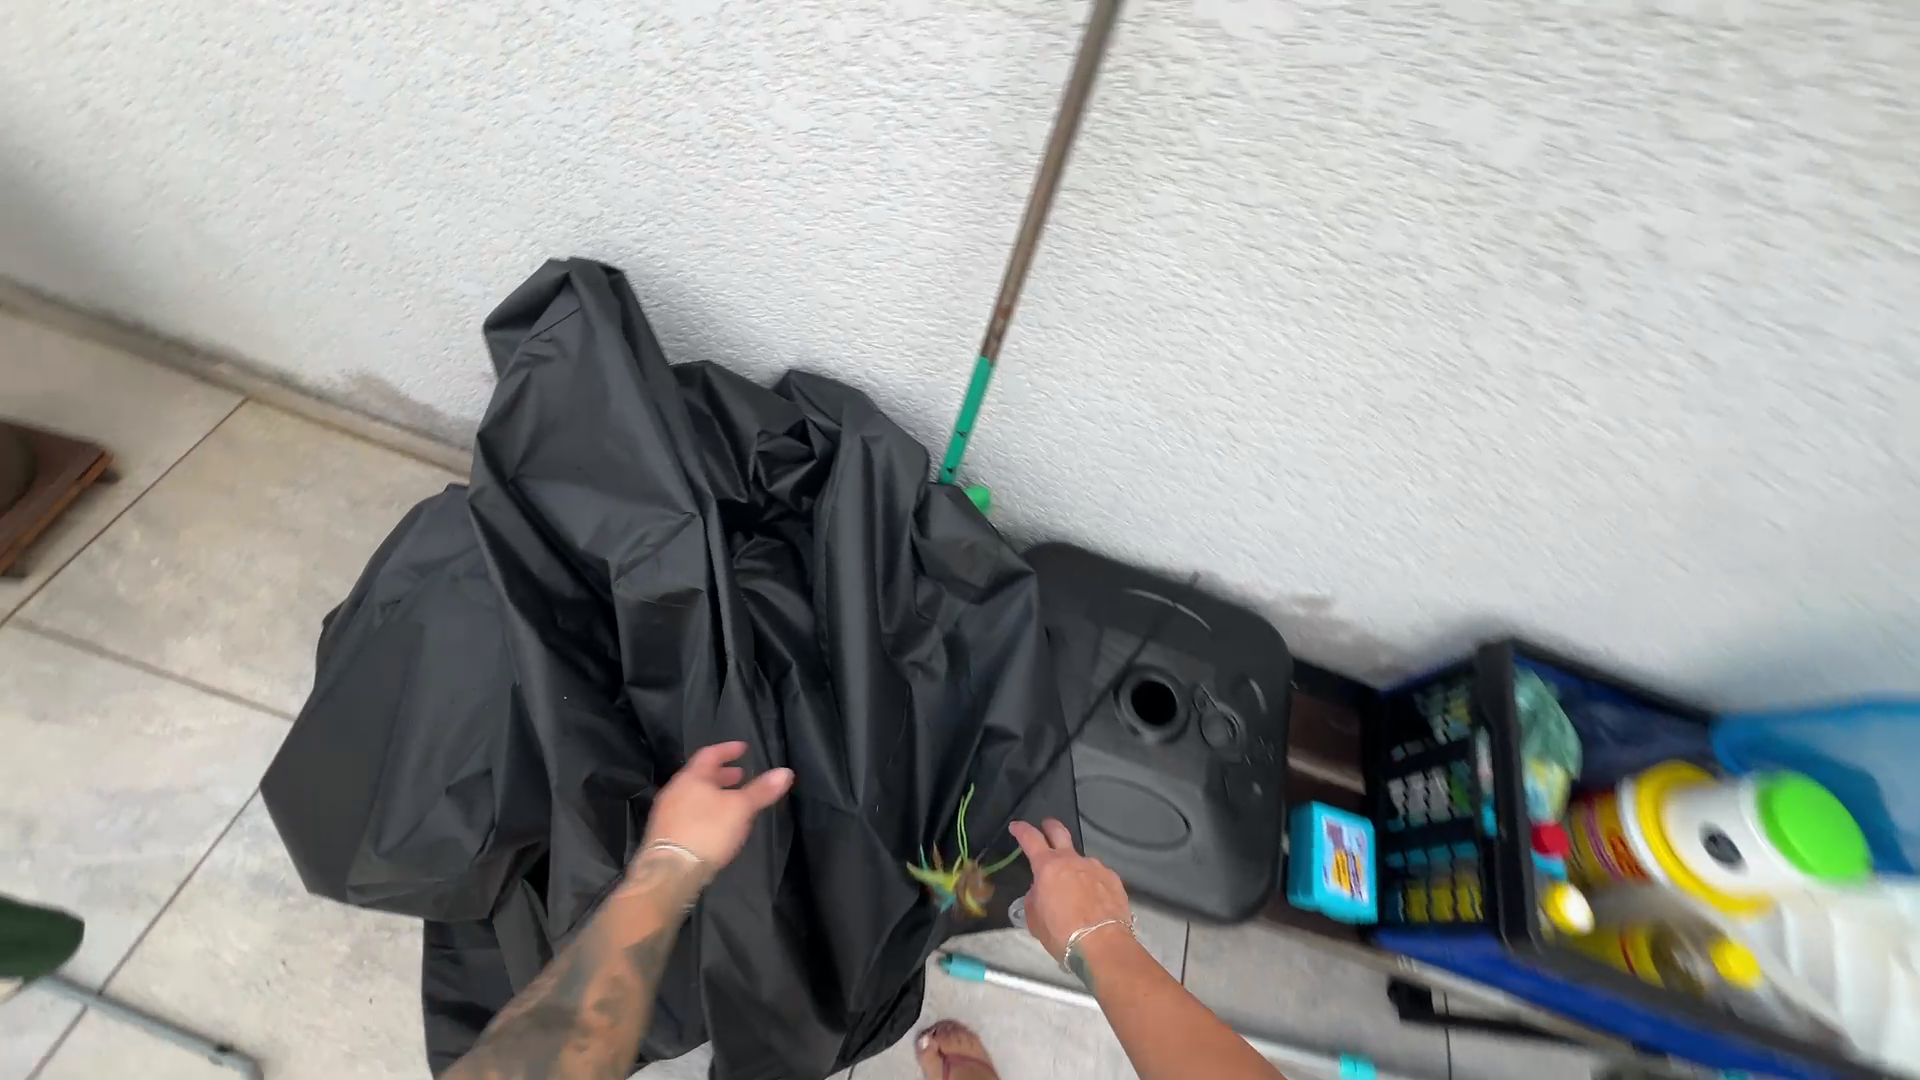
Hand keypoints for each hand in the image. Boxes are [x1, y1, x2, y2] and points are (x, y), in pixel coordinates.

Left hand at [639, 741, 793, 875]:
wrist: (669, 874)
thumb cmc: (706, 831)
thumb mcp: (741, 808)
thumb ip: (762, 790)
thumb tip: (786, 771)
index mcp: (692, 778)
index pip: (710, 754)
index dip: (728, 750)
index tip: (743, 748)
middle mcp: (675, 791)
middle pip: (700, 776)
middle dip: (722, 774)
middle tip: (740, 776)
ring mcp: (666, 814)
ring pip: (693, 796)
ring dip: (713, 794)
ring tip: (732, 801)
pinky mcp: (664, 836)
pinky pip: (688, 813)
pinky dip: (704, 811)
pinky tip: (716, 824)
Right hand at [1009, 818, 1131, 961]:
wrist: (1103, 945)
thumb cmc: (1062, 933)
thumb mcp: (1035, 920)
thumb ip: (1033, 899)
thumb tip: (1039, 891)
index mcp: (1048, 867)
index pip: (1031, 838)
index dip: (1021, 830)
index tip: (1016, 826)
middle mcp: (1072, 860)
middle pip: (1059, 832)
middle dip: (1050, 826)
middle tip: (1046, 826)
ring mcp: (1095, 867)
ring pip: (1081, 860)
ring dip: (1075, 868)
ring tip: (1075, 889)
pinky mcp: (1113, 879)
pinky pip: (1097, 875)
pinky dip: (1092, 883)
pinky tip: (1094, 900)